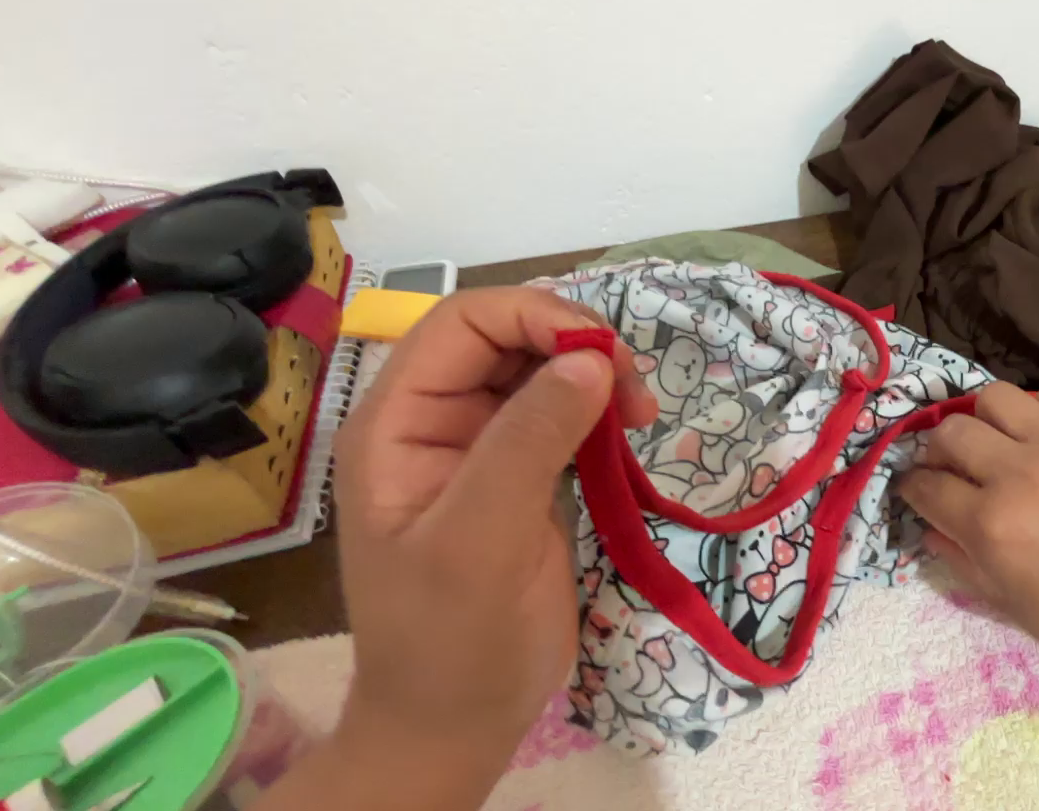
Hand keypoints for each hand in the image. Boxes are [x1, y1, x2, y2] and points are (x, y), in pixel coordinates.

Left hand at [330, 287, 654, 803]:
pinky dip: (601, 407)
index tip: (604, 354)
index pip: (464, 322)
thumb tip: (592, 358)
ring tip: (640, 412)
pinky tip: (628, 431)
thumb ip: (530, 441)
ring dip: (597, 374)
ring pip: (543, 367)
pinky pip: (563, 409)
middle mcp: (435, 418)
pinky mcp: (521, 467)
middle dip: (576, 345)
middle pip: (509, 336)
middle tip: (634, 389)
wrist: (458, 721)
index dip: (535, 316)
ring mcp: (479, 442)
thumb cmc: (453, 638)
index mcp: (398, 421)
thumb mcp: (483, 540)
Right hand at [897, 384, 1038, 682]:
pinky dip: (1034, 413)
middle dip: (938, 451)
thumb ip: (958, 559)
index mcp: (993, 525)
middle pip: (950, 432)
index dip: (911, 487)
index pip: (926, 485)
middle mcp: (1019, 473)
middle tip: (952, 468)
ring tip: (996, 444)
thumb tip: (929, 523)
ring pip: (994, 397)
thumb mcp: (1010, 604)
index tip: (916, 488)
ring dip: (982, 420)